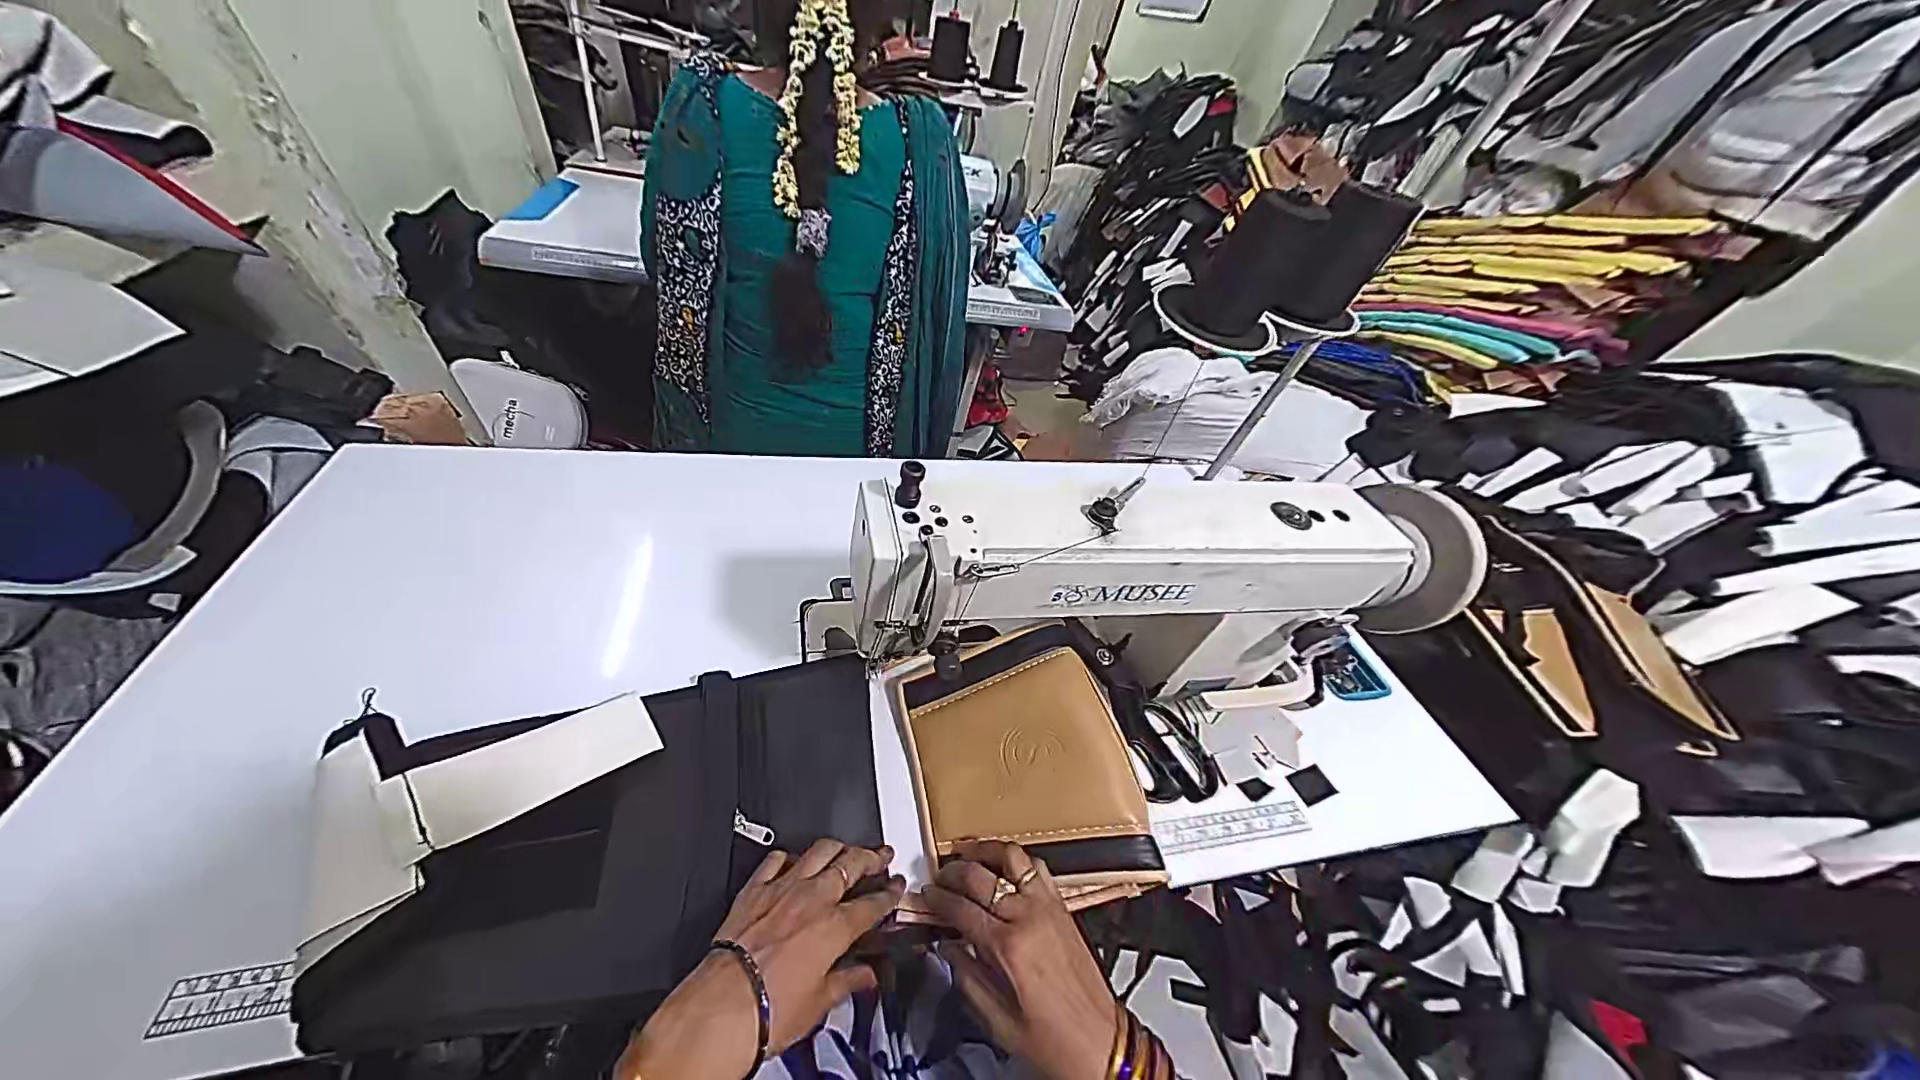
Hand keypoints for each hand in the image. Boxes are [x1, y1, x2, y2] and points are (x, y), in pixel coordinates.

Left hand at [619, 840, 903, 1079]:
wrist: (719, 1010)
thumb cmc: (765, 1011)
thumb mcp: (818, 1003)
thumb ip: (846, 981)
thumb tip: (863, 977)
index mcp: (834, 927)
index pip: (873, 903)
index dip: (889, 893)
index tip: (895, 887)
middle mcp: (811, 900)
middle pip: (851, 863)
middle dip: (872, 857)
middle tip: (882, 855)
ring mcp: (782, 889)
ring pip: (819, 850)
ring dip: (839, 847)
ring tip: (847, 848)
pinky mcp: (754, 890)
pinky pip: (776, 859)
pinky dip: (790, 856)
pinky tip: (794, 859)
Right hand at [921, 841, 1120, 1079]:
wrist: (1102, 1044)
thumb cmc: (1056, 1041)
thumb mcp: (999, 1022)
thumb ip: (968, 978)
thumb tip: (949, 948)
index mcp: (1008, 947)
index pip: (961, 908)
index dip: (938, 899)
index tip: (927, 896)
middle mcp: (1028, 917)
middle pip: (980, 875)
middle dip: (953, 872)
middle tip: (940, 878)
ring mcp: (1047, 906)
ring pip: (1011, 857)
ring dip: (984, 851)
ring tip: (967, 853)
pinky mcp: (1062, 906)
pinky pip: (1037, 867)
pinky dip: (1017, 859)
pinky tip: (1005, 864)